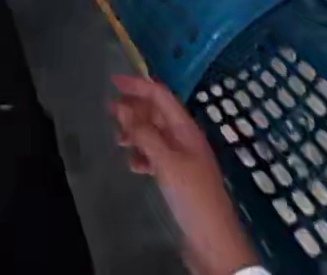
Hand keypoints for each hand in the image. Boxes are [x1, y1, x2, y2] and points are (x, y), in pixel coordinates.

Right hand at [111, 75, 259, 274]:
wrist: (216, 246)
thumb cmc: (193, 197)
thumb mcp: (166, 162)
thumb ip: (144, 133)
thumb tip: (122, 107)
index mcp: (186, 129)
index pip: (160, 95)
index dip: (138, 85)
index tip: (113, 81)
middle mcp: (185, 139)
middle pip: (156, 112)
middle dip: (134, 108)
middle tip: (109, 110)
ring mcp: (182, 158)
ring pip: (154, 134)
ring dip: (135, 132)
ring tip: (118, 140)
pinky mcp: (178, 178)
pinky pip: (156, 156)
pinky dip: (143, 155)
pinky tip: (133, 165)